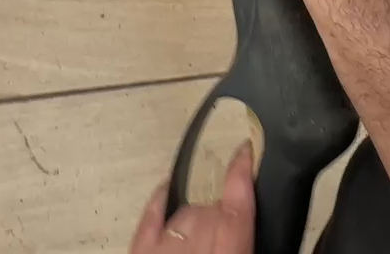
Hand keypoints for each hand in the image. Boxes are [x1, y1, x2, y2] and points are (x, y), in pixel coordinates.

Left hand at [130, 142, 254, 252]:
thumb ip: (243, 237)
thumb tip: (248, 221)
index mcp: (227, 246)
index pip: (237, 198)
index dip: (242, 168)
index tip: (245, 146)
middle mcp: (194, 237)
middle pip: (211, 207)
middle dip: (220, 211)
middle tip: (228, 229)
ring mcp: (164, 243)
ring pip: (185, 210)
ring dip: (196, 216)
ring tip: (203, 235)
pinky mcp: (140, 248)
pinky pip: (151, 216)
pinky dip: (159, 201)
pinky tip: (165, 189)